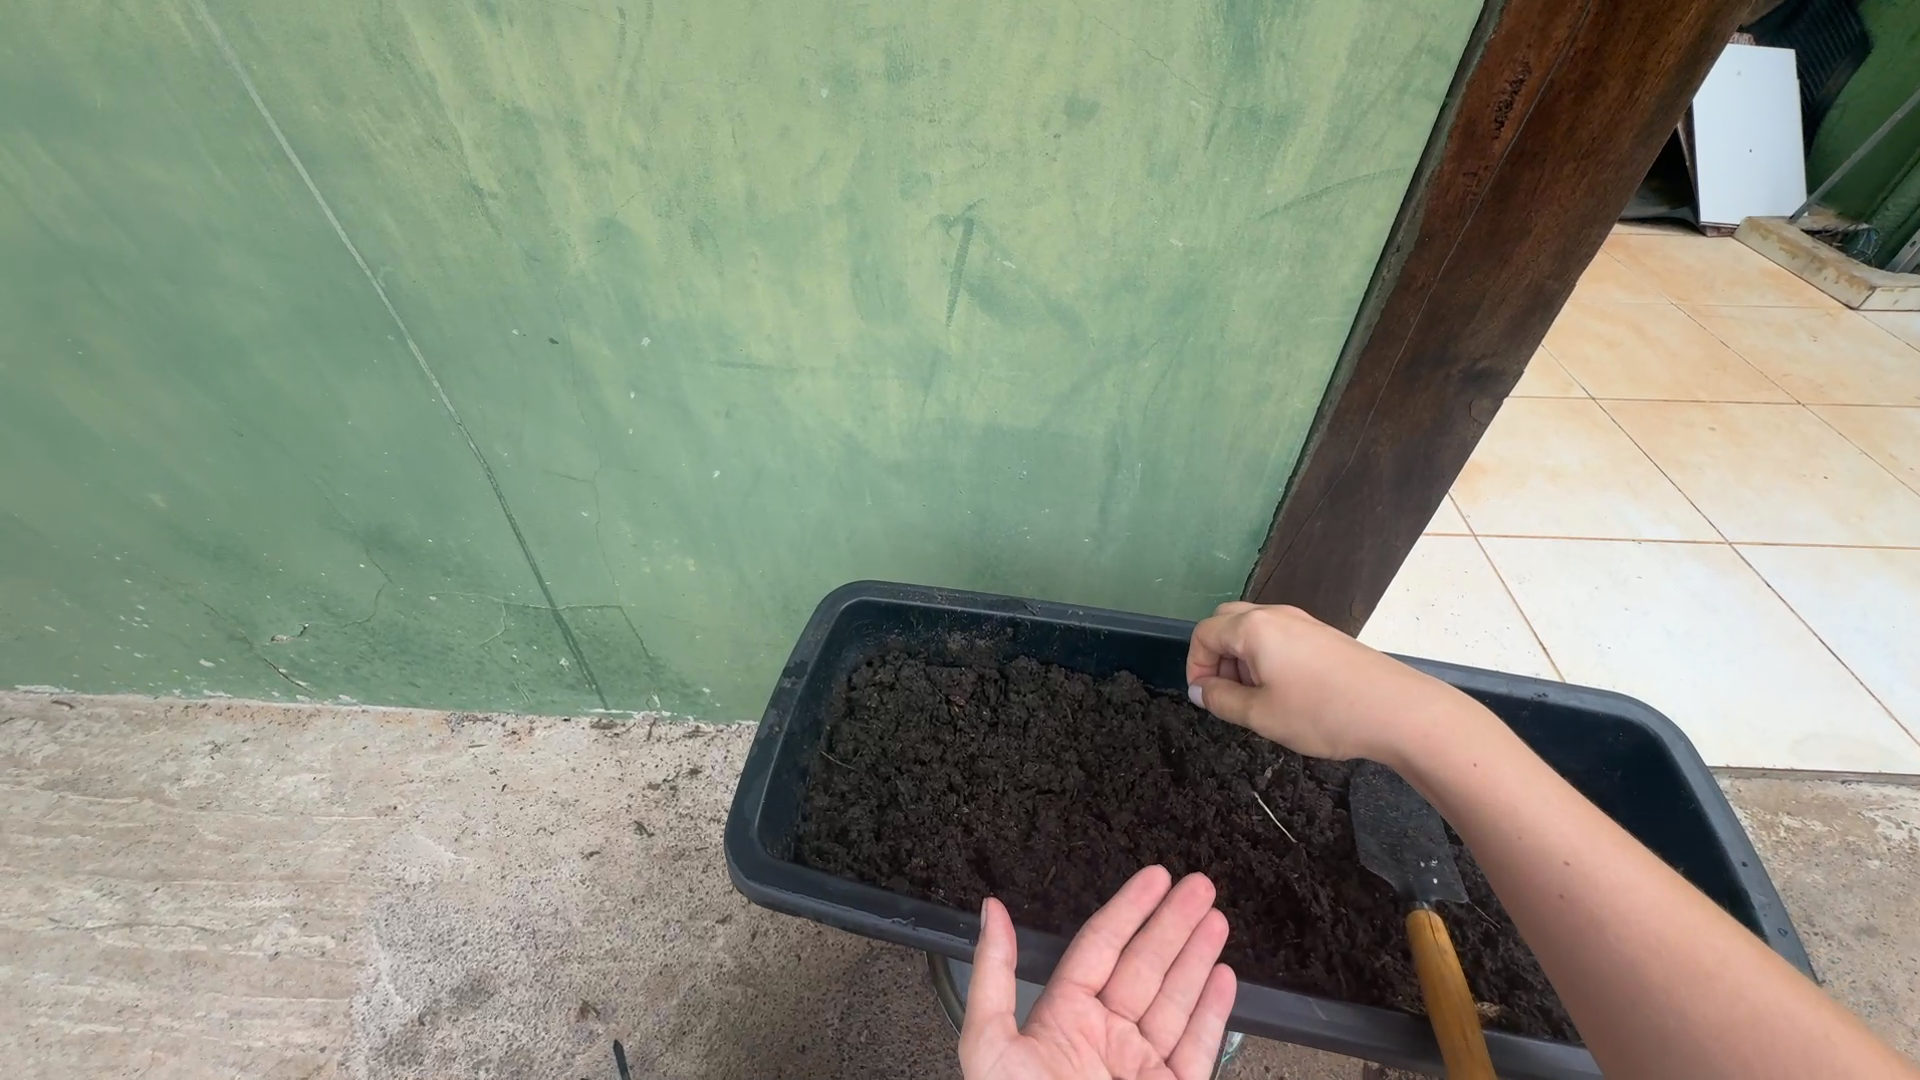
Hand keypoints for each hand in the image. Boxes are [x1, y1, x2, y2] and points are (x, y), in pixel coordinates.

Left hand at [960, 866, 1236, 1079]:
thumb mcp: (990, 1049)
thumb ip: (992, 976)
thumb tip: (990, 907)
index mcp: (1062, 1019)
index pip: (1101, 948)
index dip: (1129, 909)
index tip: (1156, 876)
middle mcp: (1104, 1039)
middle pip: (1145, 966)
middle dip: (1173, 924)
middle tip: (1200, 884)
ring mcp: (1140, 1072)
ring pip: (1175, 1001)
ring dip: (1197, 958)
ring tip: (1217, 918)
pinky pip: (1197, 1051)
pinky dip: (1214, 1015)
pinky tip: (1224, 978)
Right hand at [1184, 602, 1475, 763]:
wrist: (1401, 712)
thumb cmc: (1323, 713)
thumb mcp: (1261, 715)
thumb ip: (1221, 700)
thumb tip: (1200, 690)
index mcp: (1253, 628)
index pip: (1204, 634)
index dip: (1195, 666)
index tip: (1206, 698)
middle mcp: (1275, 615)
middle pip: (1226, 622)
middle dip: (1216, 656)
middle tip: (1228, 692)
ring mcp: (1303, 622)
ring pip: (1253, 629)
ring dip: (1241, 658)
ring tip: (1258, 697)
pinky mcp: (1323, 635)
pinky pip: (1278, 636)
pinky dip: (1267, 657)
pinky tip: (1287, 691)